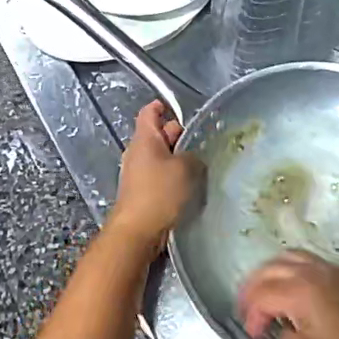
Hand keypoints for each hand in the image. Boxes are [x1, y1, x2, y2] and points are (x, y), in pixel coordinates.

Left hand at [108, 101, 201, 254]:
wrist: (137, 232)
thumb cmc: (159, 193)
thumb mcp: (185, 169)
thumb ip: (193, 156)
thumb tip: (193, 158)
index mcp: (144, 139)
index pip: (149, 112)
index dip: (162, 106)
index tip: (178, 108)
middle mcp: (138, 153)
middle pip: (157, 134)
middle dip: (177, 134)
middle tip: (201, 138)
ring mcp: (138, 174)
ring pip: (160, 157)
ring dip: (177, 158)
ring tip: (201, 163)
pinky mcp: (143, 193)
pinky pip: (160, 176)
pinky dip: (173, 176)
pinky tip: (190, 185)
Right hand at [237, 251, 338, 338]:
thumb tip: (281, 329)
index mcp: (304, 291)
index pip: (262, 293)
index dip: (251, 314)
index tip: (252, 336)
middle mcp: (317, 272)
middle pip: (272, 266)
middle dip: (254, 287)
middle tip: (246, 313)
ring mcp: (334, 272)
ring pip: (290, 259)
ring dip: (272, 275)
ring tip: (264, 303)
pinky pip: (307, 264)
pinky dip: (290, 273)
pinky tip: (290, 299)